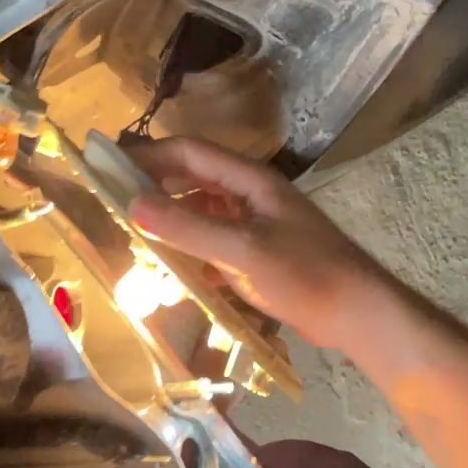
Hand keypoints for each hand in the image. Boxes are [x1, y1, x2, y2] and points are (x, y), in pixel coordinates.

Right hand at [125, 137, 392, 352]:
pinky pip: (209, 243)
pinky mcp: (253, 255)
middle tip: (111, 205)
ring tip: (131, 239)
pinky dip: (185, 252)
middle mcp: (247, 195)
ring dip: (167, 223)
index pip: (189, 153)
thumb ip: (189, 228)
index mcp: (248, 180)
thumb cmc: (306, 275)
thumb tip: (132, 205)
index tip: (108, 170)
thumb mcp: (244, 251)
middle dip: (152, 190)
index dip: (148, 157)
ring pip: (198, 213)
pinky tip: (166, 273)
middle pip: (190, 180)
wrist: (358, 315)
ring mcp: (251, 225)